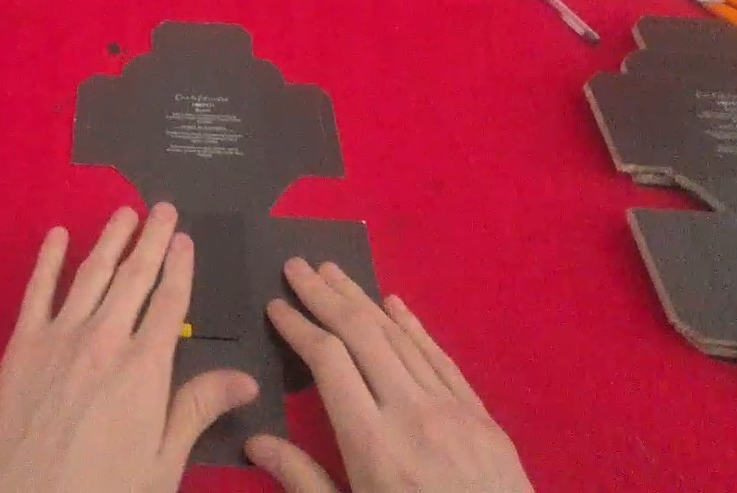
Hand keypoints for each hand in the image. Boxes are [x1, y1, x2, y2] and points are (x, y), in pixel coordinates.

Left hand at [0, 204, 259, 492]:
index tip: (185, 238)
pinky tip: (58, 235)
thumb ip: (197, 410)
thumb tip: (247, 378)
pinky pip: (38, 290)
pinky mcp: (24, 343)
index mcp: (144, 368)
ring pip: (91, 273)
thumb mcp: (162, 464)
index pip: (169, 302)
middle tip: (162, 207)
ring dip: (111, 239)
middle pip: (134, 277)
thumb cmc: (104, 492)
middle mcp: (105, 338)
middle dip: (151, 239)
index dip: (179, 266)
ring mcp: (61, 336)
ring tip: (125, 213)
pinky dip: (49, 260)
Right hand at [246, 258, 531, 492]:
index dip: (298, 327)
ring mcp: (453, 412)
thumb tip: (253, 440)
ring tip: (332, 270)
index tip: (275, 305)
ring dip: (362, 298)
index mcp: (374, 445)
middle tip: (295, 265)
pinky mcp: (483, 419)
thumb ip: (304, 480)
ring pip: (399, 337)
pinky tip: (394, 302)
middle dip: (323, 295)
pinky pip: (441, 358)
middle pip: (361, 334)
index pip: (328, 361)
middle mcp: (412, 414)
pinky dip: (413, 326)